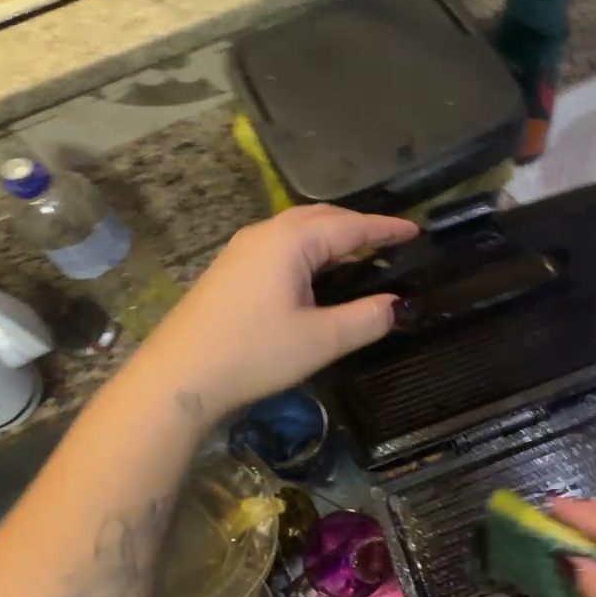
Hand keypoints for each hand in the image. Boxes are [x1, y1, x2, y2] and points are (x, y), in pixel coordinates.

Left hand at [150, 204, 417, 414]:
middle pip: (321, 218)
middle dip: (359, 225)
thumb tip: (399, 305)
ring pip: (299, 231)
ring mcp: (243, 251)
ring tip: (363, 254)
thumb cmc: (253, 353)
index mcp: (289, 242)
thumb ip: (367, 318)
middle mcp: (265, 234)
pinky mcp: (232, 271)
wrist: (179, 378)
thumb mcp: (321, 340)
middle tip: (392, 241)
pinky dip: (312, 251)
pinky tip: (321, 274)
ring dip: (333, 237)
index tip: (417, 230)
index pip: (350, 226)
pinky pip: (283, 246)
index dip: (386, 229)